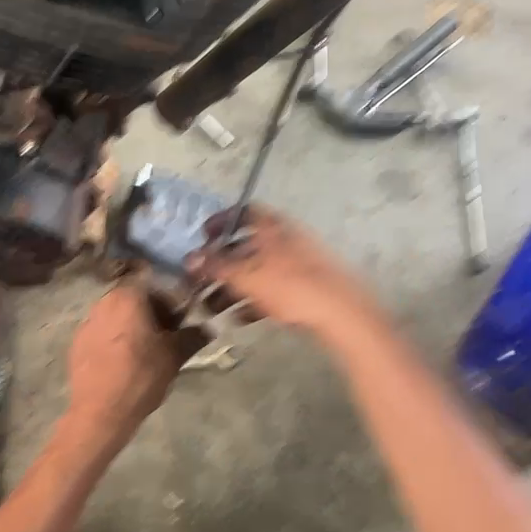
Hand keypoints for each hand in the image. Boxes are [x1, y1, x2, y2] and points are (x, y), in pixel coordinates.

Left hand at [63, 282, 207, 445]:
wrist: (101, 410)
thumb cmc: (141, 376)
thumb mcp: (174, 355)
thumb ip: (192, 336)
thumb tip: (208, 329)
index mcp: (127, 297)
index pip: (155, 287)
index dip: (171, 304)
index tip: (179, 325)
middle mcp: (102, 302)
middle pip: (133, 300)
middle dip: (151, 315)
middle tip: (165, 338)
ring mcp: (86, 322)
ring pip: (117, 317)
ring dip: (132, 328)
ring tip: (144, 353)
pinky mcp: (76, 343)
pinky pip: (102, 334)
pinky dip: (114, 341)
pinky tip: (122, 363)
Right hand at [189, 207, 385, 342]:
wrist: (341, 312)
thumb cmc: (290, 285)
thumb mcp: (245, 275)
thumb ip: (215, 266)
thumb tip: (189, 258)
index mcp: (272, 227)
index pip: (243, 212)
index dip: (221, 221)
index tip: (203, 236)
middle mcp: (284, 240)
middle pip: (246, 246)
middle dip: (220, 264)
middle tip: (201, 280)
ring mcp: (297, 264)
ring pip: (257, 271)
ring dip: (232, 287)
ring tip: (213, 308)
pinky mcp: (305, 287)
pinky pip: (272, 290)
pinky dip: (253, 301)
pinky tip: (239, 319)